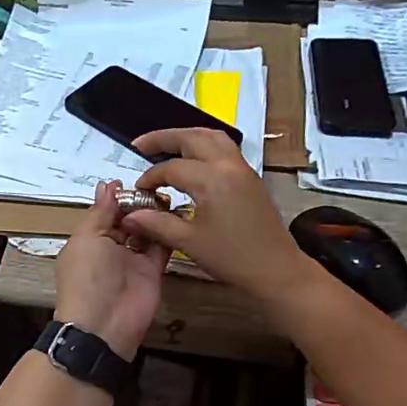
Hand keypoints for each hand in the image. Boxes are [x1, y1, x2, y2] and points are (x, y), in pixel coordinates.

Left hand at [53, 179, 170, 360]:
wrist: (104, 325)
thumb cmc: (87, 278)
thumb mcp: (87, 238)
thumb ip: (100, 212)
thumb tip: (106, 185)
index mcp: (89, 239)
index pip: (106, 212)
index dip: (118, 197)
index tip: (133, 181)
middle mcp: (110, 248)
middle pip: (128, 220)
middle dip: (139, 204)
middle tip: (156, 186)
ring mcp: (133, 260)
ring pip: (147, 231)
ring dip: (154, 216)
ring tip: (167, 196)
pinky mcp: (153, 271)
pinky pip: (162, 248)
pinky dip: (169, 232)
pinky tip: (177, 215)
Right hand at [120, 128, 309, 295]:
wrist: (276, 269)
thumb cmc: (232, 258)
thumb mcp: (189, 242)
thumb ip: (157, 224)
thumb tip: (130, 216)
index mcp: (212, 179)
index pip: (172, 168)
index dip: (150, 177)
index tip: (138, 191)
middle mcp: (228, 166)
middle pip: (192, 137)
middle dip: (164, 138)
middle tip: (140, 144)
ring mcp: (243, 169)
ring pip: (213, 137)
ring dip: (187, 136)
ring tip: (167, 145)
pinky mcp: (250, 178)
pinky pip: (225, 148)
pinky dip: (204, 146)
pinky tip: (193, 159)